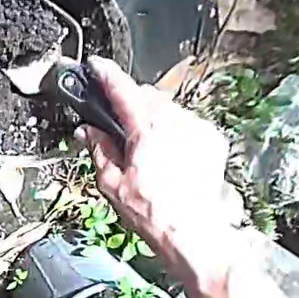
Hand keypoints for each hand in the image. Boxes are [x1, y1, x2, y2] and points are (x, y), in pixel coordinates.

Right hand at [78, 57, 250, 286]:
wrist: (191, 232)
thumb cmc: (153, 212)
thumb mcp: (110, 182)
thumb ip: (98, 149)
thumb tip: (88, 131)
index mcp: (147, 129)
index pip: (122, 89)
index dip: (105, 74)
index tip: (96, 66)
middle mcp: (175, 122)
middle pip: (145, 96)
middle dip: (128, 103)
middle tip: (115, 124)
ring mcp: (197, 129)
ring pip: (166, 108)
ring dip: (151, 117)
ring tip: (141, 145)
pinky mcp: (211, 139)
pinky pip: (186, 122)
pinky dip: (172, 129)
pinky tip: (164, 153)